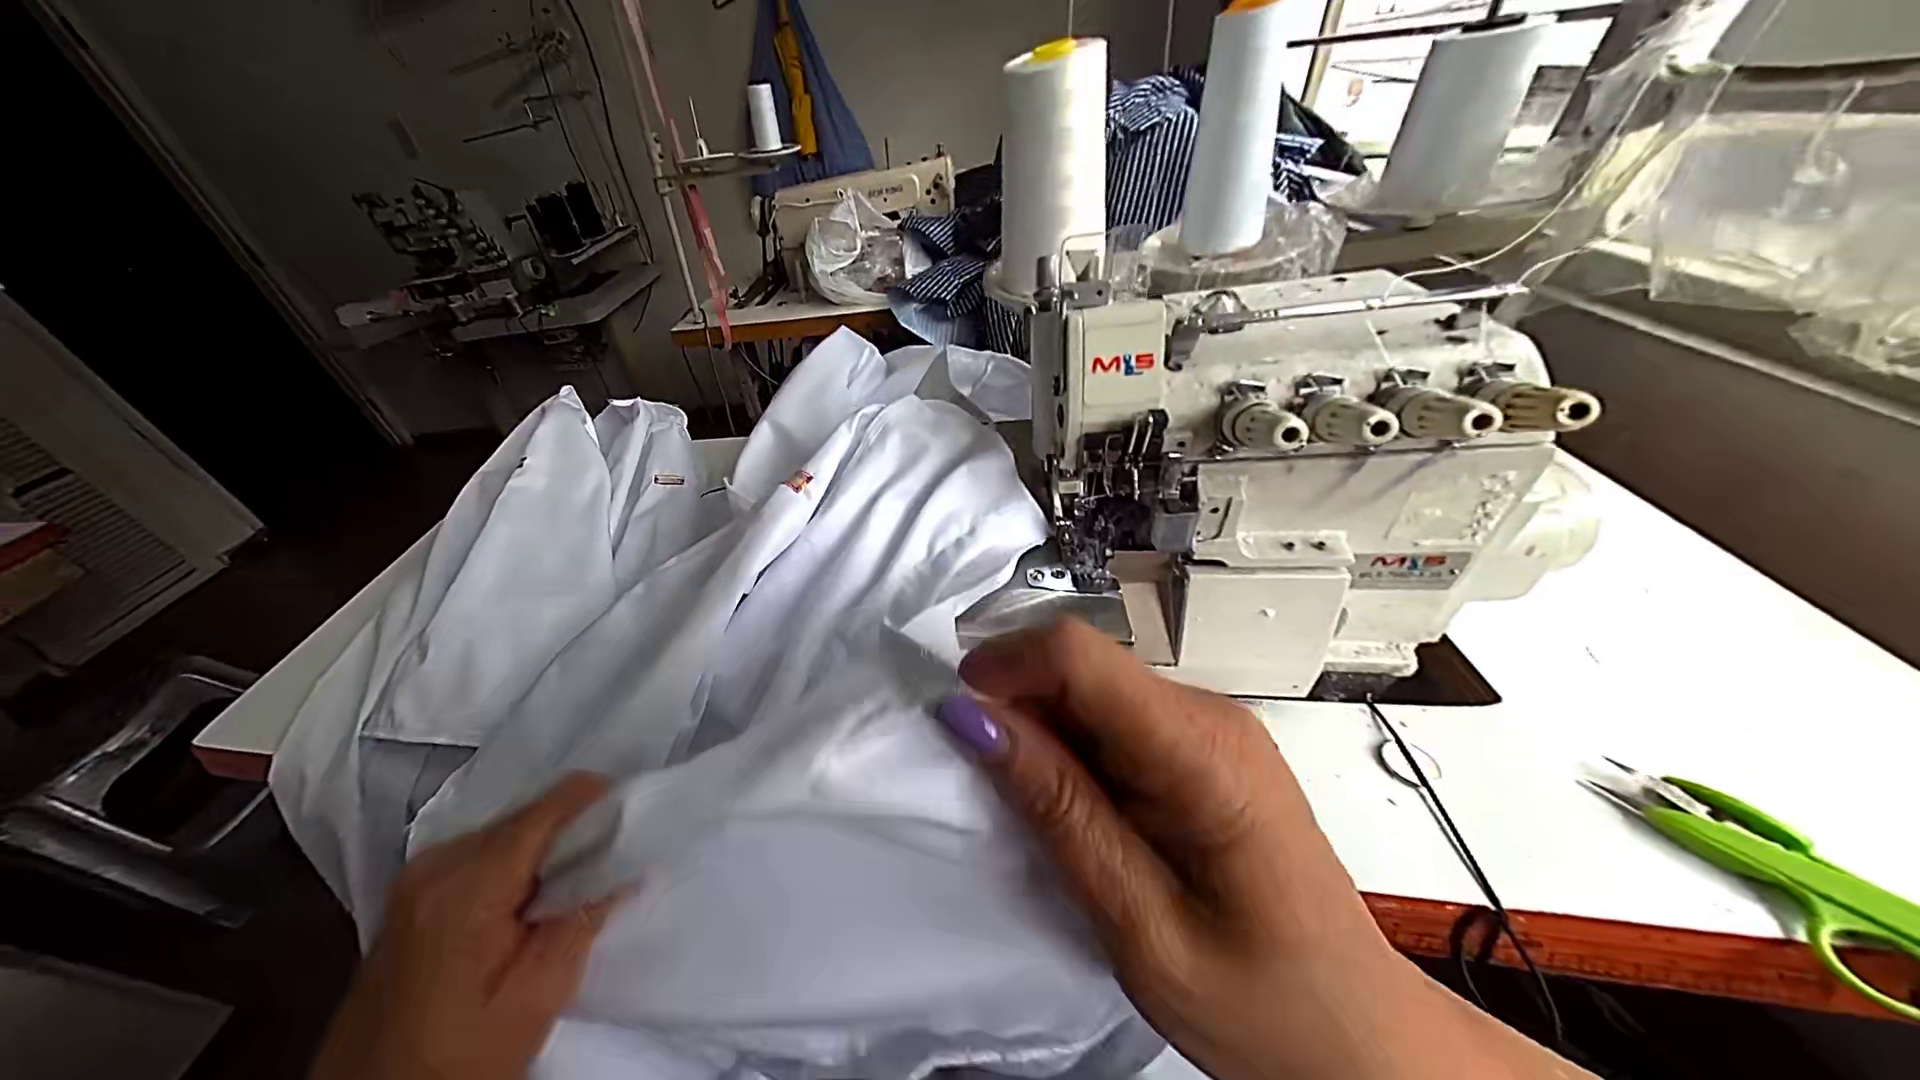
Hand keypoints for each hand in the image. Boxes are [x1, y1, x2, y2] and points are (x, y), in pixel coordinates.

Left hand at [306, 772, 621, 1079]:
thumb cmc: (459, 1055)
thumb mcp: (538, 994)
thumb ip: (584, 918)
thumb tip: (627, 865)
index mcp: (466, 886)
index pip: (547, 809)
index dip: (597, 801)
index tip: (633, 815)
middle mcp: (436, 864)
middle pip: (528, 816)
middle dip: (574, 832)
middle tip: (606, 865)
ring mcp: (418, 875)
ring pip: (510, 830)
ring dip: (547, 848)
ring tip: (571, 886)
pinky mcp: (413, 891)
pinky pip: (485, 850)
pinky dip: (518, 862)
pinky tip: (530, 900)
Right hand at [940, 620, 1588, 1079]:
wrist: (1359, 1035)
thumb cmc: (1259, 1001)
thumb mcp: (1137, 922)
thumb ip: (1057, 807)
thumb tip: (974, 717)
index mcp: (1202, 750)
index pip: (1080, 653)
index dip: (1004, 665)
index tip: (957, 716)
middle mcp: (1210, 713)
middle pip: (1083, 663)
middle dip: (1018, 702)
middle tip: (992, 782)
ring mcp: (1212, 724)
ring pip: (1093, 687)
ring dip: (1043, 728)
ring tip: (1037, 808)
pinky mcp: (1205, 744)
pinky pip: (1117, 716)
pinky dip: (1074, 746)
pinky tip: (1079, 807)